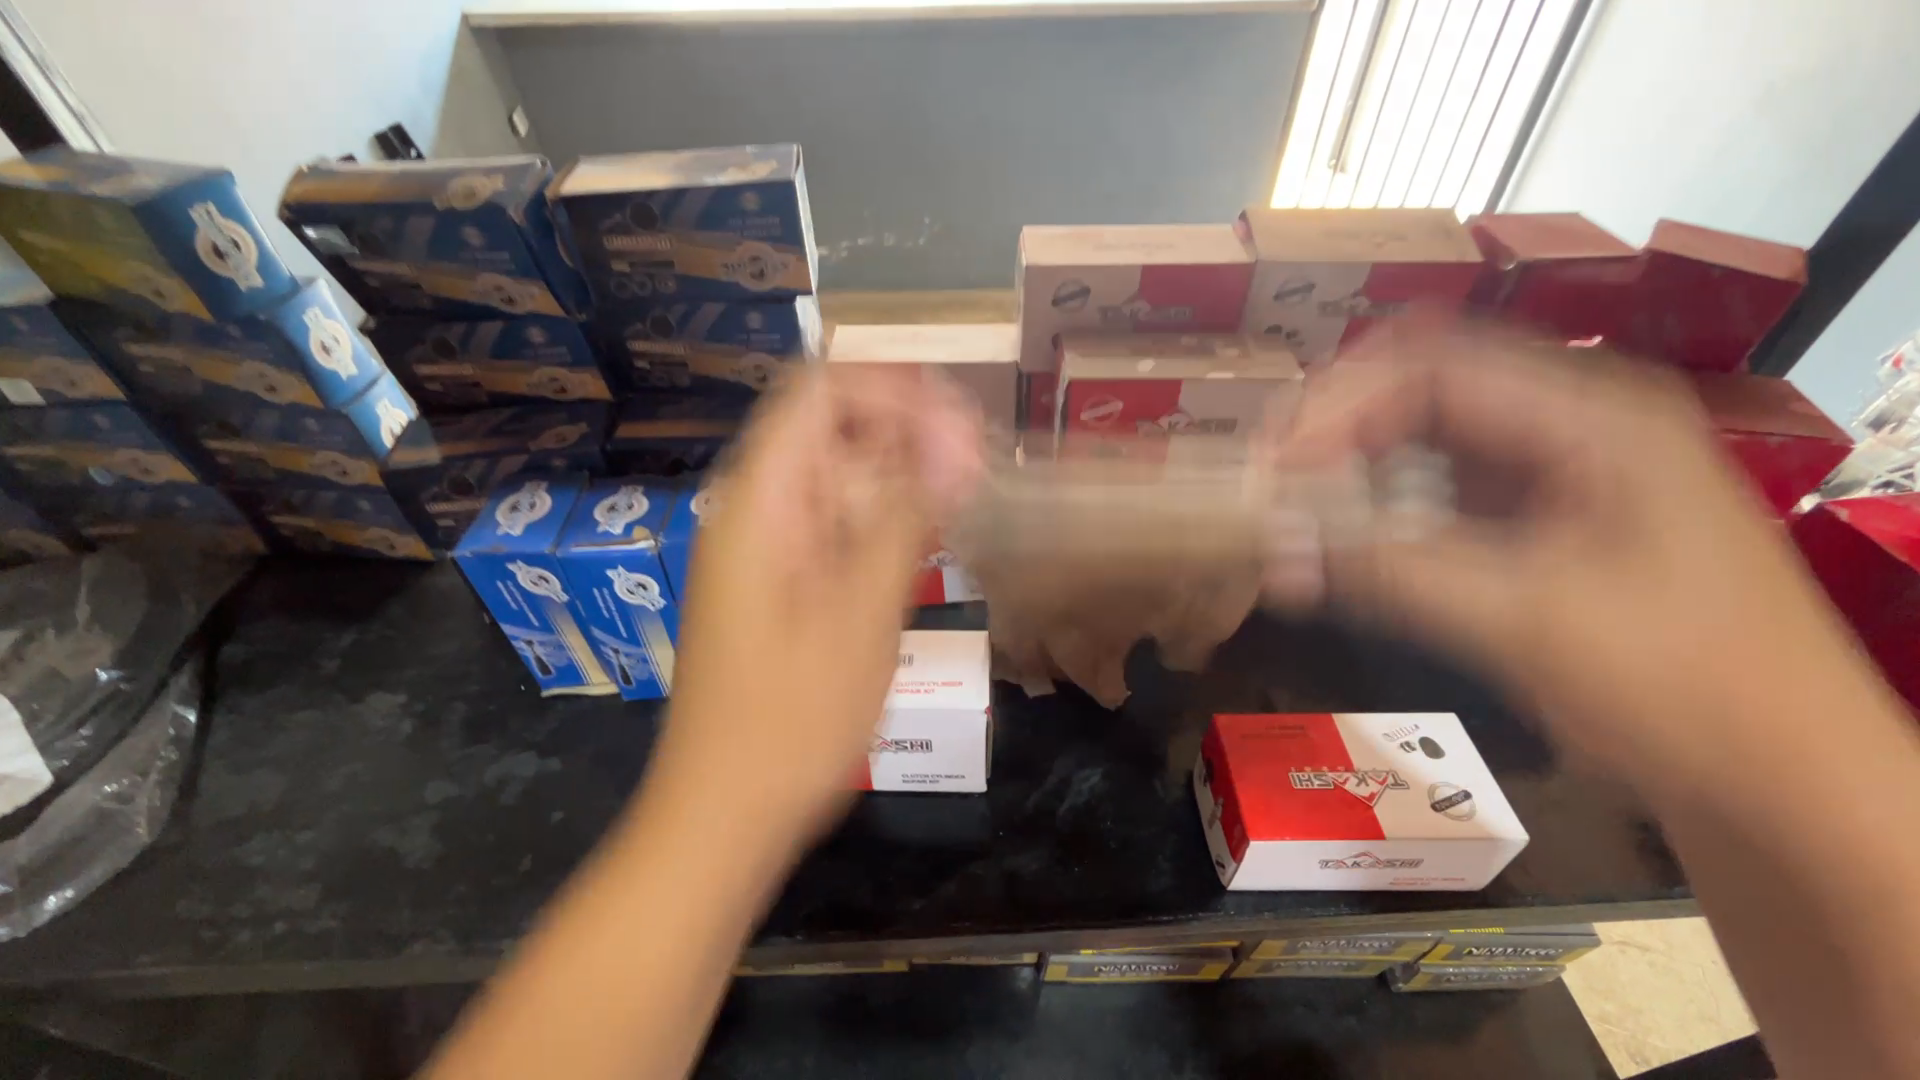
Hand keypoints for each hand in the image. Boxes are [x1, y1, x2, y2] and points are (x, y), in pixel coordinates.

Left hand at [651, 365, 982, 846]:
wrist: (723, 812)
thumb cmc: (790, 723)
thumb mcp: (860, 615)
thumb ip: (905, 518)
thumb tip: (955, 441)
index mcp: (760, 501)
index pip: (819, 391)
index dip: (892, 389)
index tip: (960, 421)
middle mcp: (754, 510)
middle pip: (828, 429)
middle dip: (904, 430)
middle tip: (974, 463)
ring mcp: (763, 549)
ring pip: (835, 479)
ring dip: (898, 476)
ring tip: (964, 496)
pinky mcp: (778, 585)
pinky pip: (832, 526)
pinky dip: (880, 520)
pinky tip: (926, 543)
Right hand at [1262, 319, 1880, 791]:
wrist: (1780, 780)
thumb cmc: (1686, 690)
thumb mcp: (1529, 621)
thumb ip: (1393, 569)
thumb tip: (1276, 544)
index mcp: (1593, 418)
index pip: (1432, 368)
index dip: (1337, 407)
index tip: (1273, 470)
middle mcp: (1568, 427)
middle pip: (1419, 394)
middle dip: (1332, 436)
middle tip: (1267, 490)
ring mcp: (1553, 476)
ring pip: (1419, 447)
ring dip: (1349, 479)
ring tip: (1289, 522)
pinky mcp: (1534, 526)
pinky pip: (1433, 499)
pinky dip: (1376, 521)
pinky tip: (1335, 553)